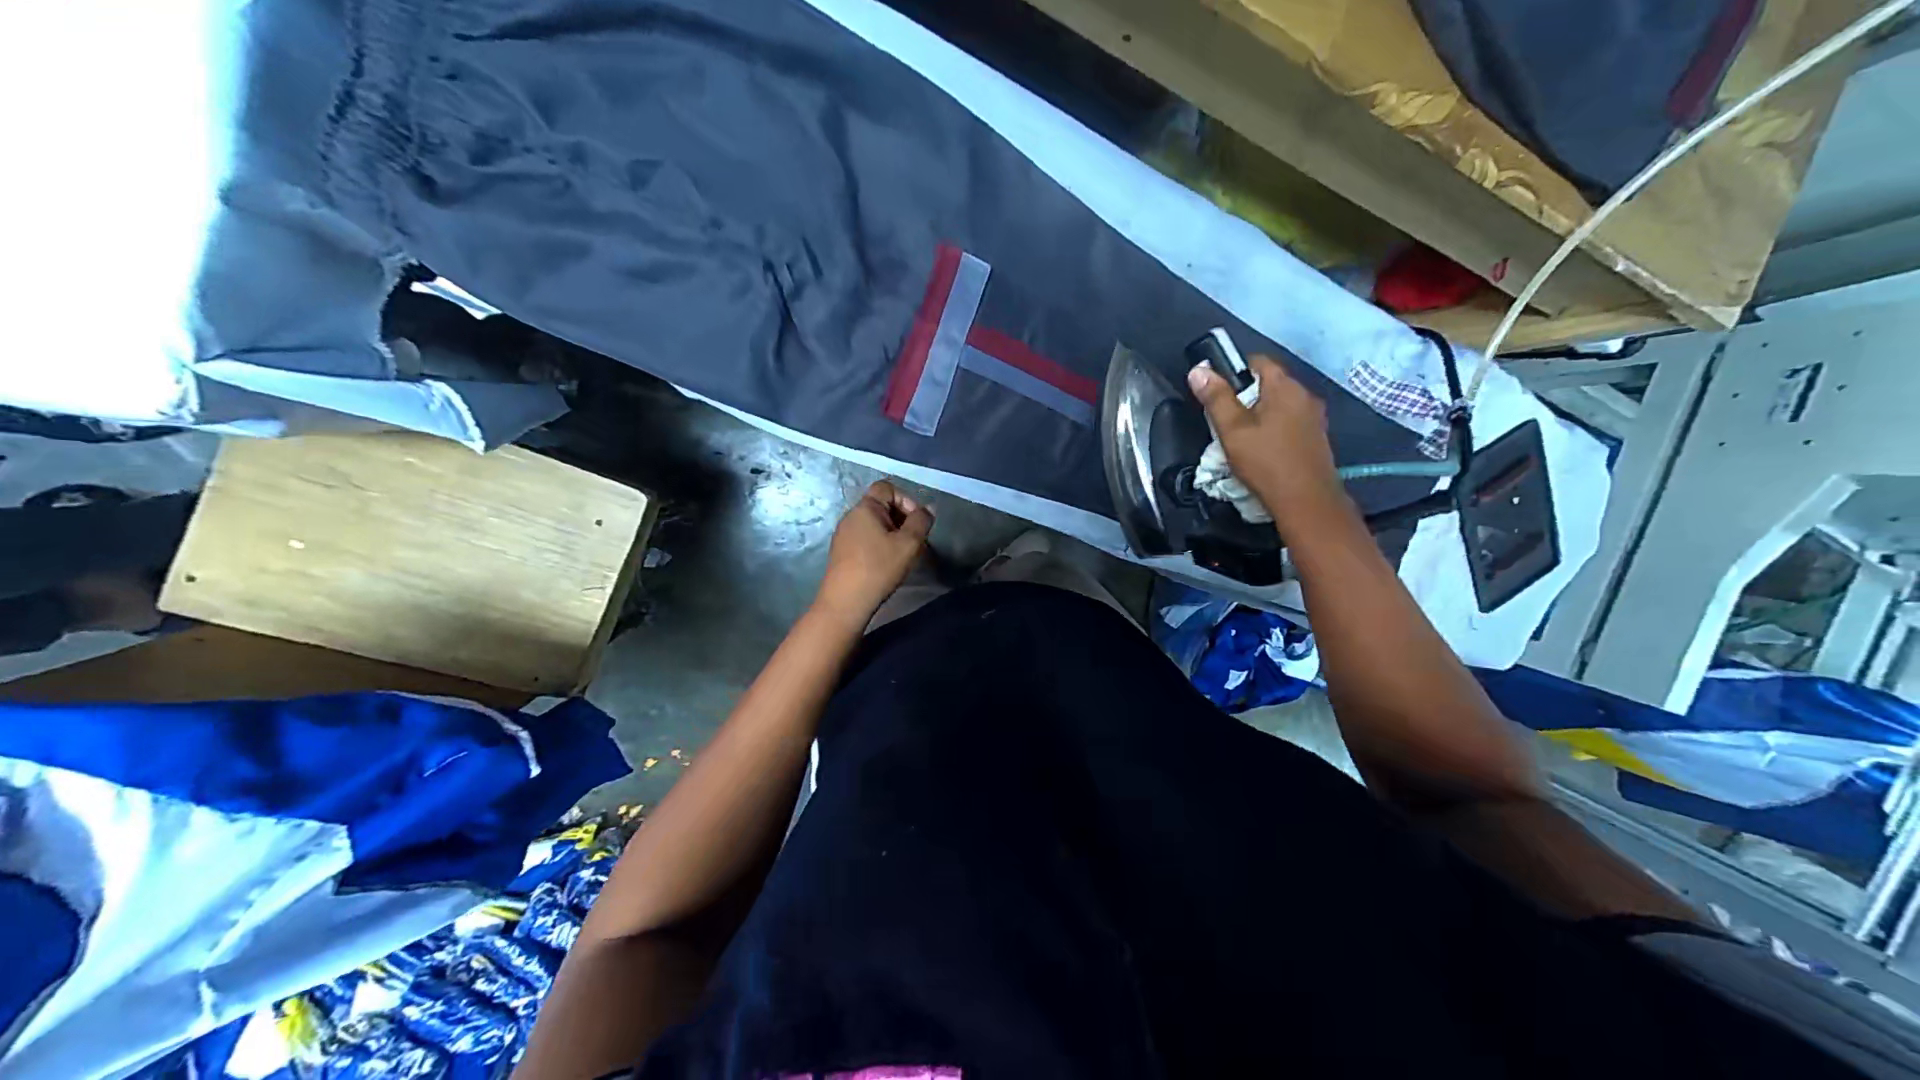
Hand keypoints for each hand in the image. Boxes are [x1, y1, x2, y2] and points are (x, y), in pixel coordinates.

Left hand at [813, 480, 934, 625]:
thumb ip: (921, 521)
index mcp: (865, 508)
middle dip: (903, 519)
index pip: (887, 487)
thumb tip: (928, 508)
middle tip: (915, 541)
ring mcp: (844, 534)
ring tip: (904, 554)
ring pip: (875, 524)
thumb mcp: (908, 544)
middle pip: (882, 505)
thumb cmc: (878, 568)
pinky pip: (866, 538)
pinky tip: (887, 564)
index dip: (907, 500)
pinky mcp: (842, 551)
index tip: (917, 522)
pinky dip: (880, 544)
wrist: (845, 602)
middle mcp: (851, 516)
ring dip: (893, 534)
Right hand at [1187, 354, 1351, 533]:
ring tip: (1240, 437)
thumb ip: (1216, 398)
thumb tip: (1198, 370)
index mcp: (1285, 387)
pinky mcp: (1317, 438)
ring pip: (1280, 405)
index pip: (1258, 361)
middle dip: (1245, 396)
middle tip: (1224, 419)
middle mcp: (1305, 395)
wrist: (1306, 501)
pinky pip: (1290, 423)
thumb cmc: (1266, 462)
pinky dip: (1274, 429)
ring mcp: (1315, 418)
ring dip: (1260, 414)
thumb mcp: (1232, 430)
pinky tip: (1262, 450)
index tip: (1216, 391)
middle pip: (1269, 384)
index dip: (1234, 370)